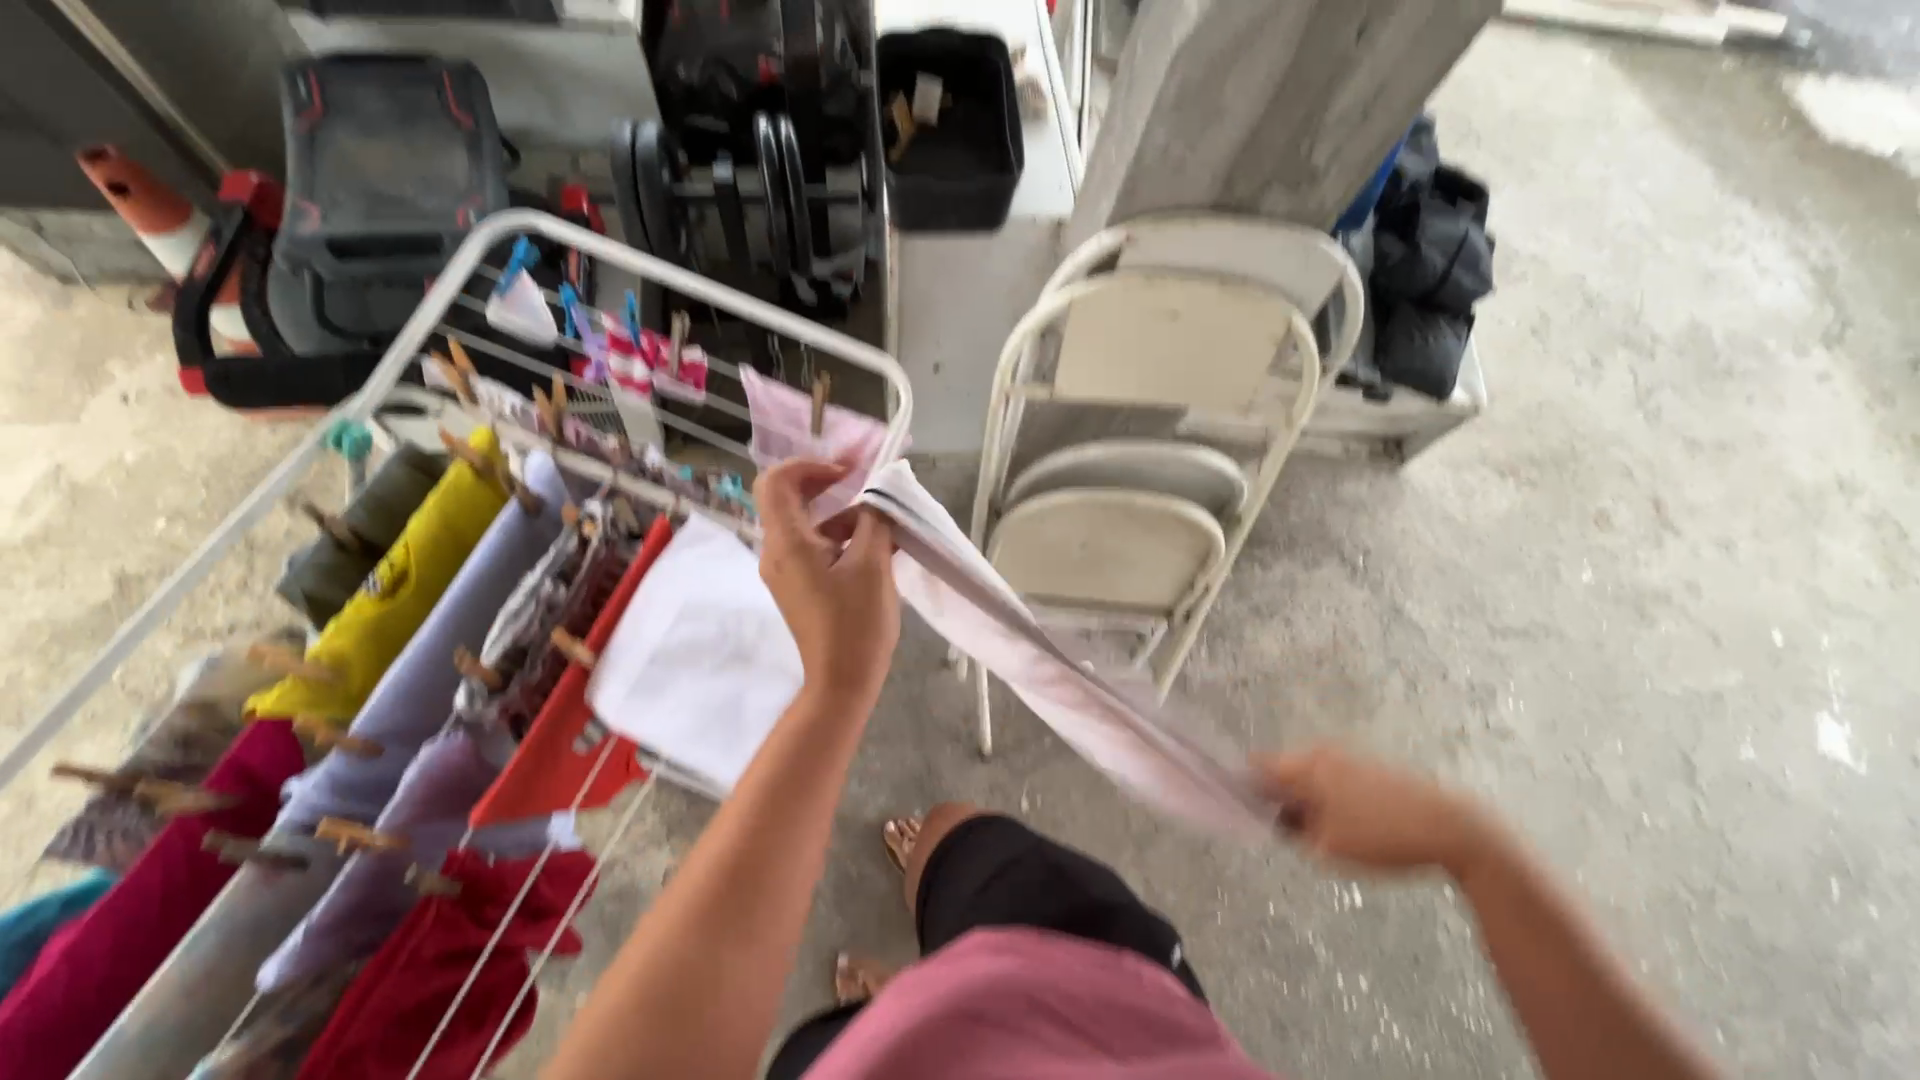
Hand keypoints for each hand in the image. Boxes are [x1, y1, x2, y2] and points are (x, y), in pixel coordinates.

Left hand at [755, 460, 899, 708]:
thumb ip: (874, 519)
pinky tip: (879, 550)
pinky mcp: (800, 588)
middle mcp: (777, 553)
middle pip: (791, 501)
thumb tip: (878, 496)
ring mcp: (786, 573)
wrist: (842, 681)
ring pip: (809, 527)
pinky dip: (842, 541)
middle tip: (865, 485)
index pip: (777, 481)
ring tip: (887, 526)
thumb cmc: (855, 622)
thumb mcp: (872, 563)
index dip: (810, 466)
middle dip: (829, 487)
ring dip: (844, 517)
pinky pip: (815, 550)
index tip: (849, 473)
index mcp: (787, 542)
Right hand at [1252, 743, 1501, 879]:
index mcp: (1308, 765)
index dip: (1243, 789)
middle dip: (1277, 800)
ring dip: (1305, 803)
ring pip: (1311, 779)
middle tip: (1283, 834)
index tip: (1239, 813)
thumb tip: (1273, 820)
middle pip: (1284, 772)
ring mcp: (1352, 759)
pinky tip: (1346, 829)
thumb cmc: (1384, 837)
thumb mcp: (1329, 846)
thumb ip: (1292, 830)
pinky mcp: (1373, 771)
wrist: (1457, 831)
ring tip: (1317, 837)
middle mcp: (1325, 753)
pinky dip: (1329, 802)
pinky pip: (1335, 783)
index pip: (1257, 767)